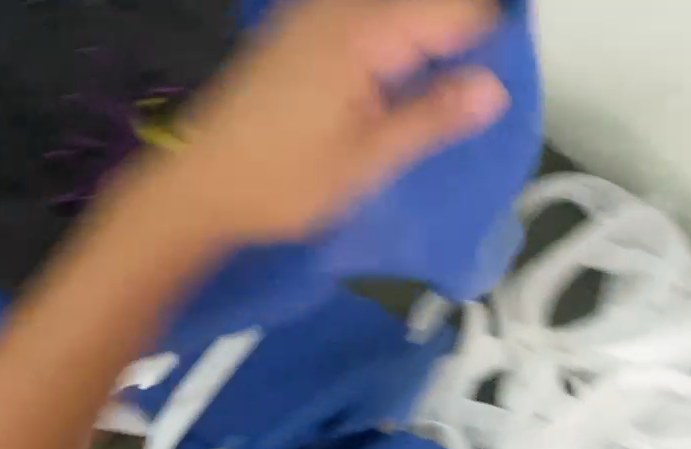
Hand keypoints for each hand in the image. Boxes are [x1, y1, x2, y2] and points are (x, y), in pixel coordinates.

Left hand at [139, 0, 508, 243]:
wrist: (197, 189)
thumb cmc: (278, 182)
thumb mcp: (364, 161)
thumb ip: (430, 118)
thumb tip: (494, 89)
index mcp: (364, 29)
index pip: (458, 12)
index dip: (486, 46)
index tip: (491, 93)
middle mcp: (337, 7)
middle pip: (423, 10)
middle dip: (448, 50)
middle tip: (452, 109)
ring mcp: (309, 17)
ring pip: (389, 19)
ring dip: (413, 55)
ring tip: (414, 111)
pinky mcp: (291, 37)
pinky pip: (356, 27)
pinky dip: (378, 56)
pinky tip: (374, 100)